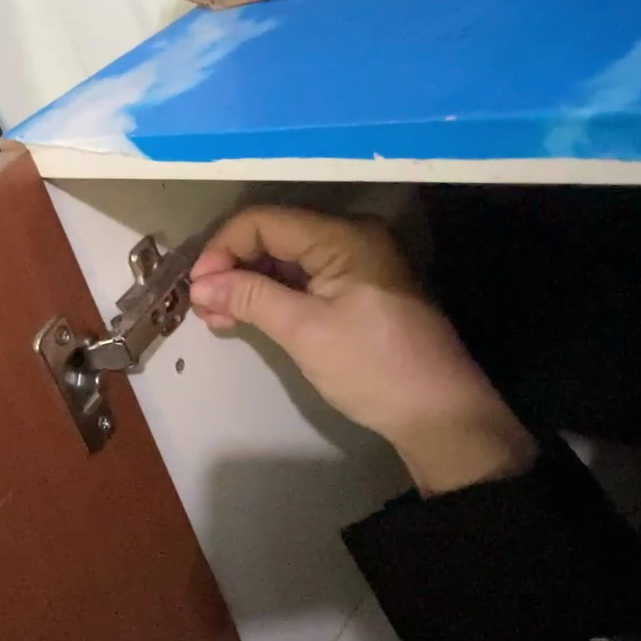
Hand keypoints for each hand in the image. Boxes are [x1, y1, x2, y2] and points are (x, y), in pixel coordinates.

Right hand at [188, 205, 537, 493]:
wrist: (443, 419)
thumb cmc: (374, 368)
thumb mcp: (304, 331)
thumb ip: (249, 297)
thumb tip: (198, 284)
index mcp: (343, 236)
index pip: (264, 222)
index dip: (223, 248)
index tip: (198, 286)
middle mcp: (349, 237)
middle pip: (271, 237)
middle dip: (230, 268)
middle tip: (202, 306)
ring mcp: (353, 263)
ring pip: (282, 260)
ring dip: (245, 285)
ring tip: (216, 318)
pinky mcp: (353, 288)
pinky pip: (300, 278)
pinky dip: (269, 296)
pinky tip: (242, 317)